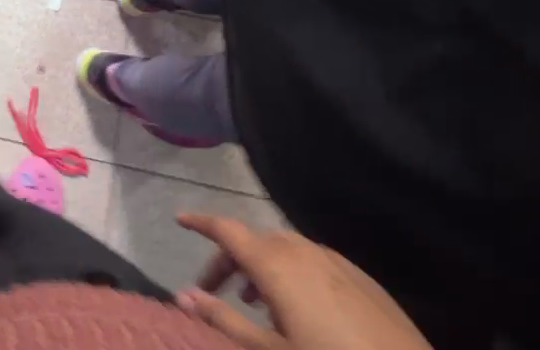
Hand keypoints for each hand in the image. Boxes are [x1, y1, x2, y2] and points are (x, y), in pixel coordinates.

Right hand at [175, 213, 431, 349]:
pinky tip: (300, 310)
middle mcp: (300, 250)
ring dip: (261, 266)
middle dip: (229, 257)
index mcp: (274, 263)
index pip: (226, 229)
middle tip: (216, 290)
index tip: (180, 220)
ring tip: (255, 303)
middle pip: (253, 239)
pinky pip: (312, 261)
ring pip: (284, 249)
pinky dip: (291, 273)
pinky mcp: (360, 278)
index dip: (200, 223)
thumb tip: (182, 294)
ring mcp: (334, 261)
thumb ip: (224, 319)